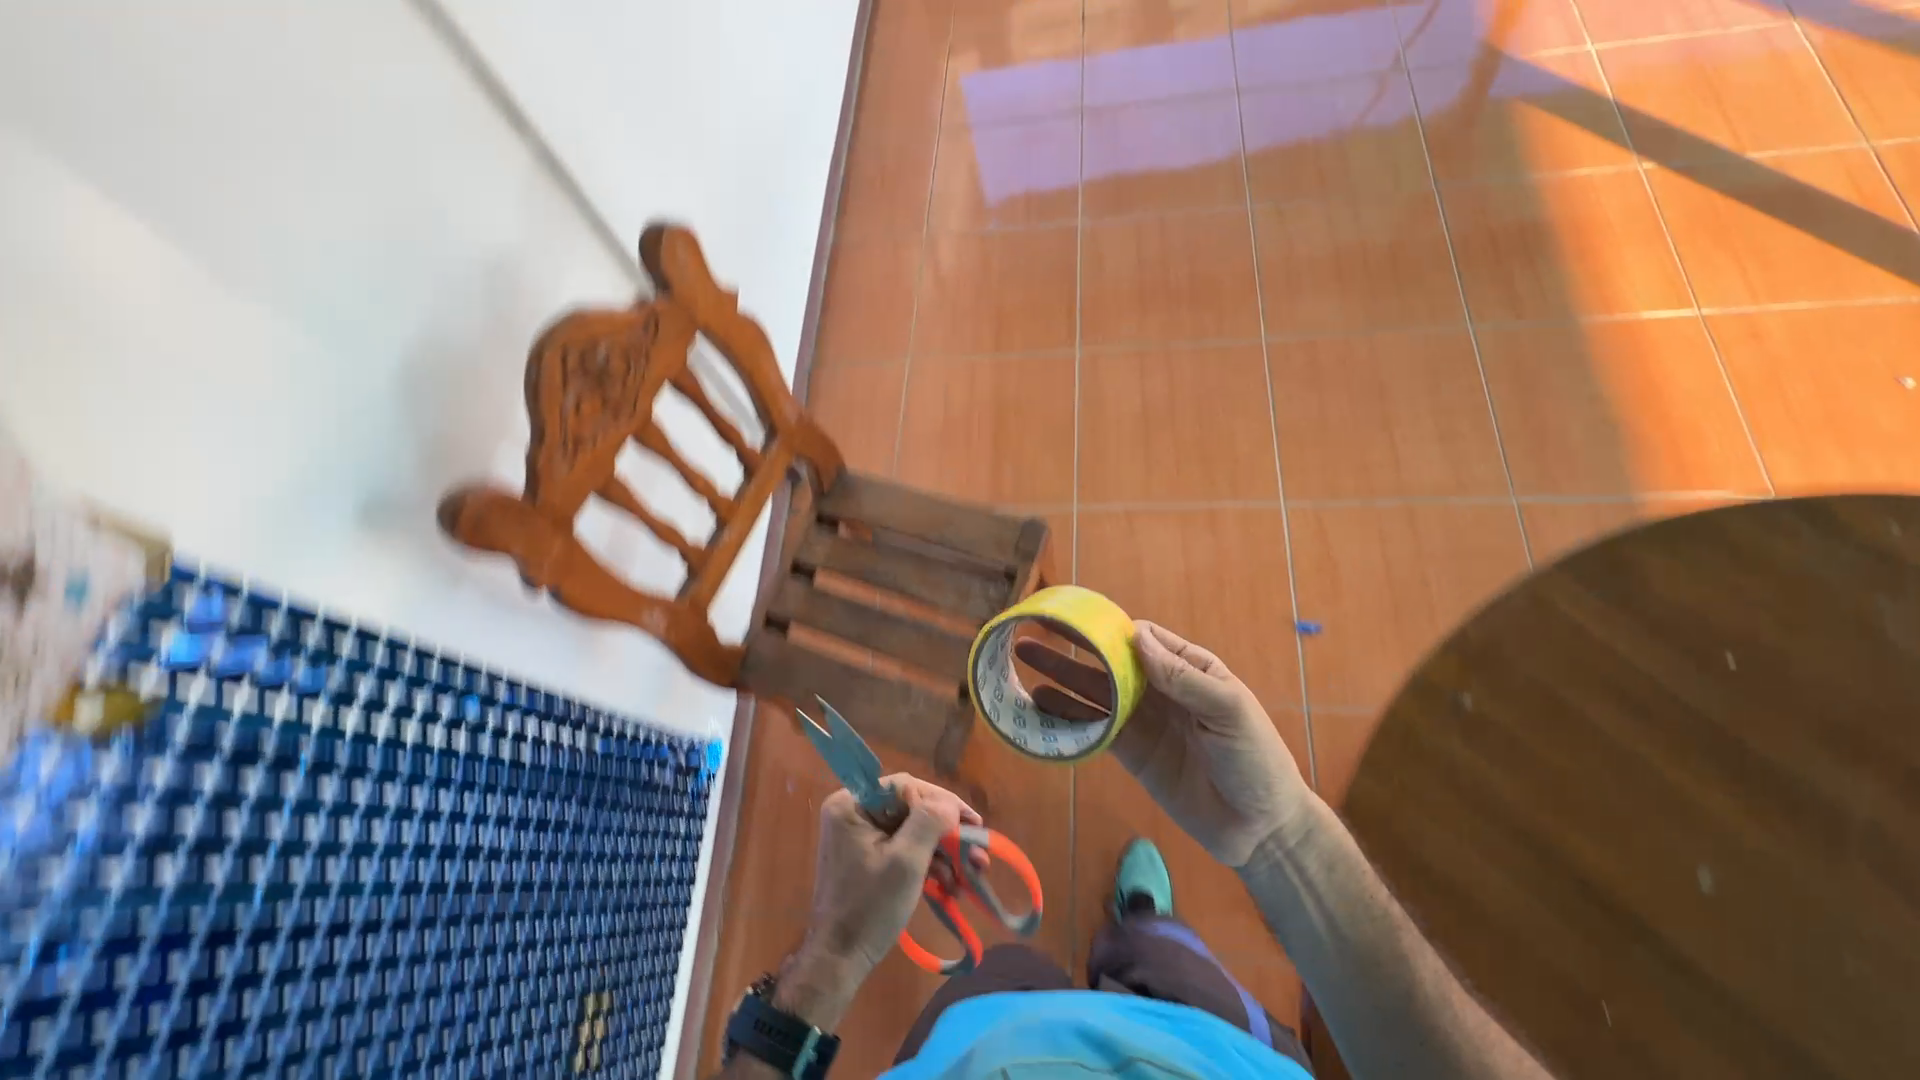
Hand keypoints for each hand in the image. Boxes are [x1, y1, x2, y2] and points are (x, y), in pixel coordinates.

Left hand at [775, 774, 977, 1027]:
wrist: (839, 959)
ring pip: (912, 831)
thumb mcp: (906, 861)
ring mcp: (860, 837)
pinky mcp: (868, 859)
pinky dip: (928, 864)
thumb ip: (929, 822)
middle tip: (978, 850)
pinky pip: (904, 849)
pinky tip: (952, 884)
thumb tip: (950, 803)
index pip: (905, 788)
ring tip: (973, 872)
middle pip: (911, 810)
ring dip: (943, 852)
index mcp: (851, 805)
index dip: (942, 802)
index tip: (972, 822)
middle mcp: (853, 813)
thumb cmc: (870, 907)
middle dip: (947, 833)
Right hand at [1017, 620, 1309, 866]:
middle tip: (1030, 637)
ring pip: (1093, 695)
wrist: (1260, 829)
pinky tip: (1039, 709)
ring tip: (1021, 666)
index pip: (1141, 639)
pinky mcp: (1131, 755)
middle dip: (1070, 650)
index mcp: (1189, 669)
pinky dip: (1066, 719)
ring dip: (1059, 680)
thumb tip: (1136, 636)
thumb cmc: (1255, 760)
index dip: (1106, 630)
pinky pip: (1093, 731)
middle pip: (1107, 664)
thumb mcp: (1228, 711)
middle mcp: (1160, 691)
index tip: (1072, 622)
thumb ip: (1182, 676)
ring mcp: (1143, 723)